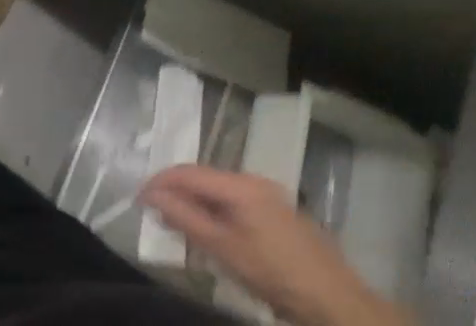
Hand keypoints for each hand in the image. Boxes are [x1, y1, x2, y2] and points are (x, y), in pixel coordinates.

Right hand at [141, 166, 410, 325]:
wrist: (337, 303)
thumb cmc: (274, 273)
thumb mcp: (222, 248)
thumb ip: (183, 216)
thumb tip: (150, 194)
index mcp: (240, 185)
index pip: (186, 172)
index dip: (158, 183)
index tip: (138, 201)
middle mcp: (255, 181)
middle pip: (203, 178)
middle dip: (176, 193)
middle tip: (157, 215)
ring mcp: (272, 196)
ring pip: (220, 191)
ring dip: (196, 203)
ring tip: (181, 225)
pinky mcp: (283, 213)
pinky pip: (238, 202)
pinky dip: (218, 211)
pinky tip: (215, 232)